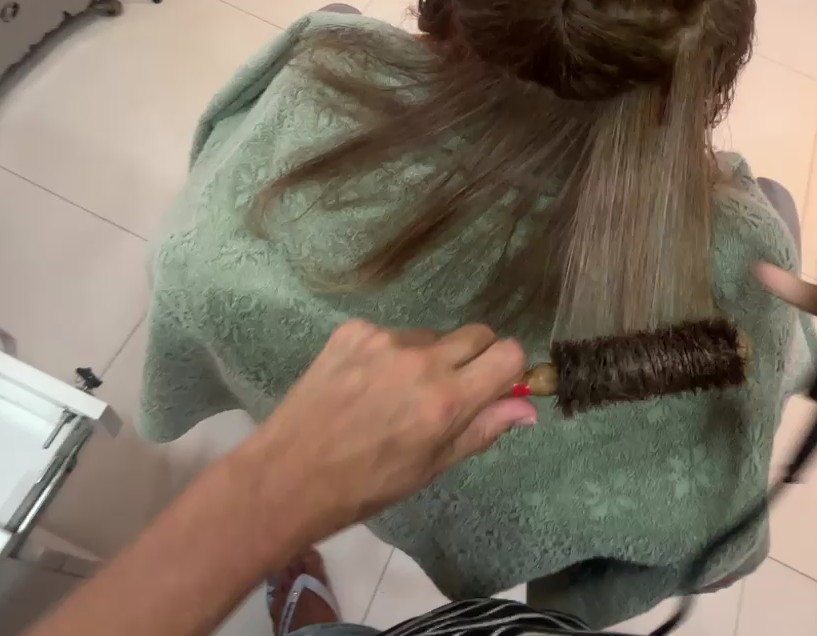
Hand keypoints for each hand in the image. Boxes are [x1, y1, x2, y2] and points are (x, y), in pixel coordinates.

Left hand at [234, 321, 533, 542]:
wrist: (288, 474)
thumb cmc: (366, 485)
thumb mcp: (431, 467)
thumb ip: (482, 429)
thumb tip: (528, 408)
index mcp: (445, 400)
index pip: (508, 354)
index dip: (509, 369)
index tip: (494, 386)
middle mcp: (421, 360)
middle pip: (477, 334)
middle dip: (474, 358)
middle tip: (447, 391)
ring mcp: (384, 339)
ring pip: (431, 336)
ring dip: (428, 358)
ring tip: (394, 395)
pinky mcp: (354, 330)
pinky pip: (391, 335)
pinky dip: (388, 355)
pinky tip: (364, 385)